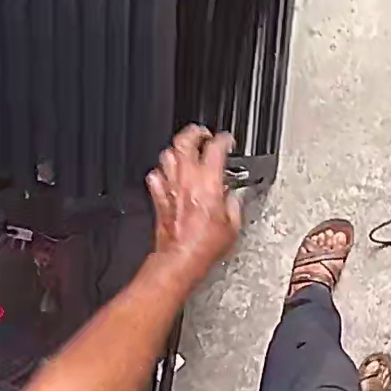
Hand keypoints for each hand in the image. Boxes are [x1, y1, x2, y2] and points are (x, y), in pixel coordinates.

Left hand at [147, 125, 242, 284]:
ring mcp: (170, 186)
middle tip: (202, 134)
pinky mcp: (158, 197)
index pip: (216, 147)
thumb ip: (235, 204)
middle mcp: (186, 179)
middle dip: (195, 132)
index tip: (227, 141)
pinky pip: (155, 176)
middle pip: (185, 140)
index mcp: (209, 182)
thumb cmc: (204, 245)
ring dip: (177, 150)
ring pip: (167, 154)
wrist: (180, 258)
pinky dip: (161, 172)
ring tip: (185, 152)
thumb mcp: (233, 226)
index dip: (224, 139)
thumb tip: (234, 195)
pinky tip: (168, 176)